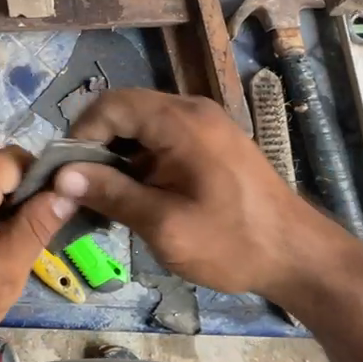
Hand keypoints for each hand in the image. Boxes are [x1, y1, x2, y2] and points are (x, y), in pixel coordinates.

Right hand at [57, 89, 347, 300]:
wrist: (300, 257)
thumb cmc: (233, 241)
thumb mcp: (164, 224)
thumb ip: (111, 194)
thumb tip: (62, 176)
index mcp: (180, 121)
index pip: (110, 104)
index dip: (81, 134)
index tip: (68, 173)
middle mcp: (191, 109)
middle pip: (124, 109)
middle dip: (96, 143)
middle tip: (81, 184)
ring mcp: (205, 122)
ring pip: (141, 122)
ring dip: (117, 152)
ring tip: (106, 193)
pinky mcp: (212, 140)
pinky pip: (162, 135)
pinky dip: (141, 157)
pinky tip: (137, 193)